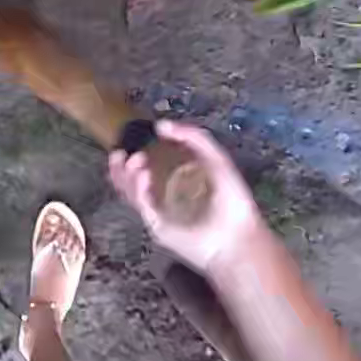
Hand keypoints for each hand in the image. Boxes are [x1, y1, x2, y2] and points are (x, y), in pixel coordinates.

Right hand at [108, 120, 268, 278]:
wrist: (238, 235)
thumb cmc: (231, 198)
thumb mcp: (216, 158)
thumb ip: (194, 136)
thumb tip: (161, 125)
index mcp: (176, 179)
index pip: (148, 165)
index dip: (136, 153)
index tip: (131, 142)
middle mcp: (164, 195)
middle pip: (131, 181)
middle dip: (122, 167)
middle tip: (124, 154)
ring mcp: (159, 212)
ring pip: (131, 193)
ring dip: (126, 176)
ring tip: (135, 162)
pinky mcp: (157, 226)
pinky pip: (142, 207)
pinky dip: (139, 190)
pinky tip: (144, 177)